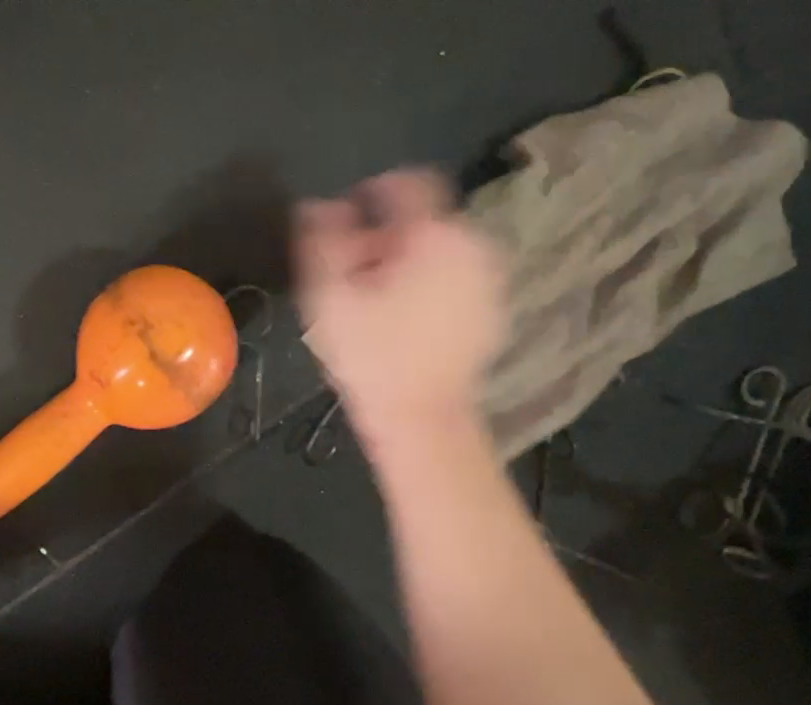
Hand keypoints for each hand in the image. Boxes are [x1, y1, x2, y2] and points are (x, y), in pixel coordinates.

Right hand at [294, 168, 509, 447]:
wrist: (421, 416)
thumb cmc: (370, 355)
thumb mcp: (328, 296)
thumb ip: (321, 241)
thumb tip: (316, 204)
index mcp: (433, 232)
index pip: (405, 182)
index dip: (369, 193)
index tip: (343, 219)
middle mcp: (472, 243)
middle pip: (423, 220)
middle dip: (385, 237)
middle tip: (351, 271)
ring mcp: (490, 277)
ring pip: (440, 252)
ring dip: (407, 263)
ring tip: (374, 300)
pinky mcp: (494, 309)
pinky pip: (455, 281)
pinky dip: (429, 288)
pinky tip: (403, 322)